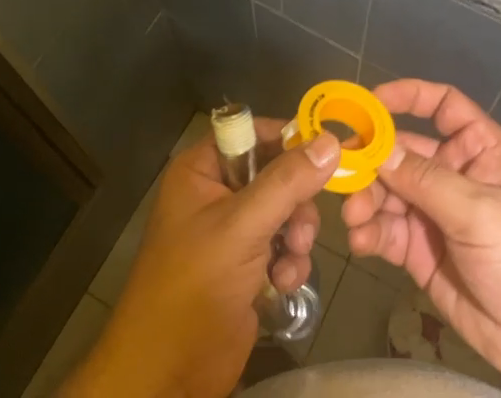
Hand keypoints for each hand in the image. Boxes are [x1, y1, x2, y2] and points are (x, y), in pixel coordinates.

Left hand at [61, 119, 340, 397]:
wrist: (169, 368)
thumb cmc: (195, 283)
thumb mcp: (242, 225)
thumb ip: (288, 181)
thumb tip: (331, 140)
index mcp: (201, 170)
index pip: (252, 132)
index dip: (289, 139)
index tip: (327, 152)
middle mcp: (216, 193)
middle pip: (277, 173)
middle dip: (297, 202)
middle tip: (301, 227)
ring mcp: (231, 231)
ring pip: (286, 211)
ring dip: (297, 235)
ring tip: (291, 260)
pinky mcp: (246, 265)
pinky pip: (283, 245)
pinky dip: (290, 262)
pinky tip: (284, 283)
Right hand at [342, 79, 500, 397]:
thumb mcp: (479, 212)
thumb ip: (425, 181)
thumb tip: (377, 150)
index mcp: (481, 150)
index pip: (443, 107)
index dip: (407, 97)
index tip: (367, 102)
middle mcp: (456, 176)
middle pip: (403, 152)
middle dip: (372, 160)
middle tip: (341, 172)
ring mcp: (438, 216)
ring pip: (389, 193)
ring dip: (367, 200)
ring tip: (355, 217)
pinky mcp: (424, 254)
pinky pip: (388, 232)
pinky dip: (370, 233)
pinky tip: (361, 241)